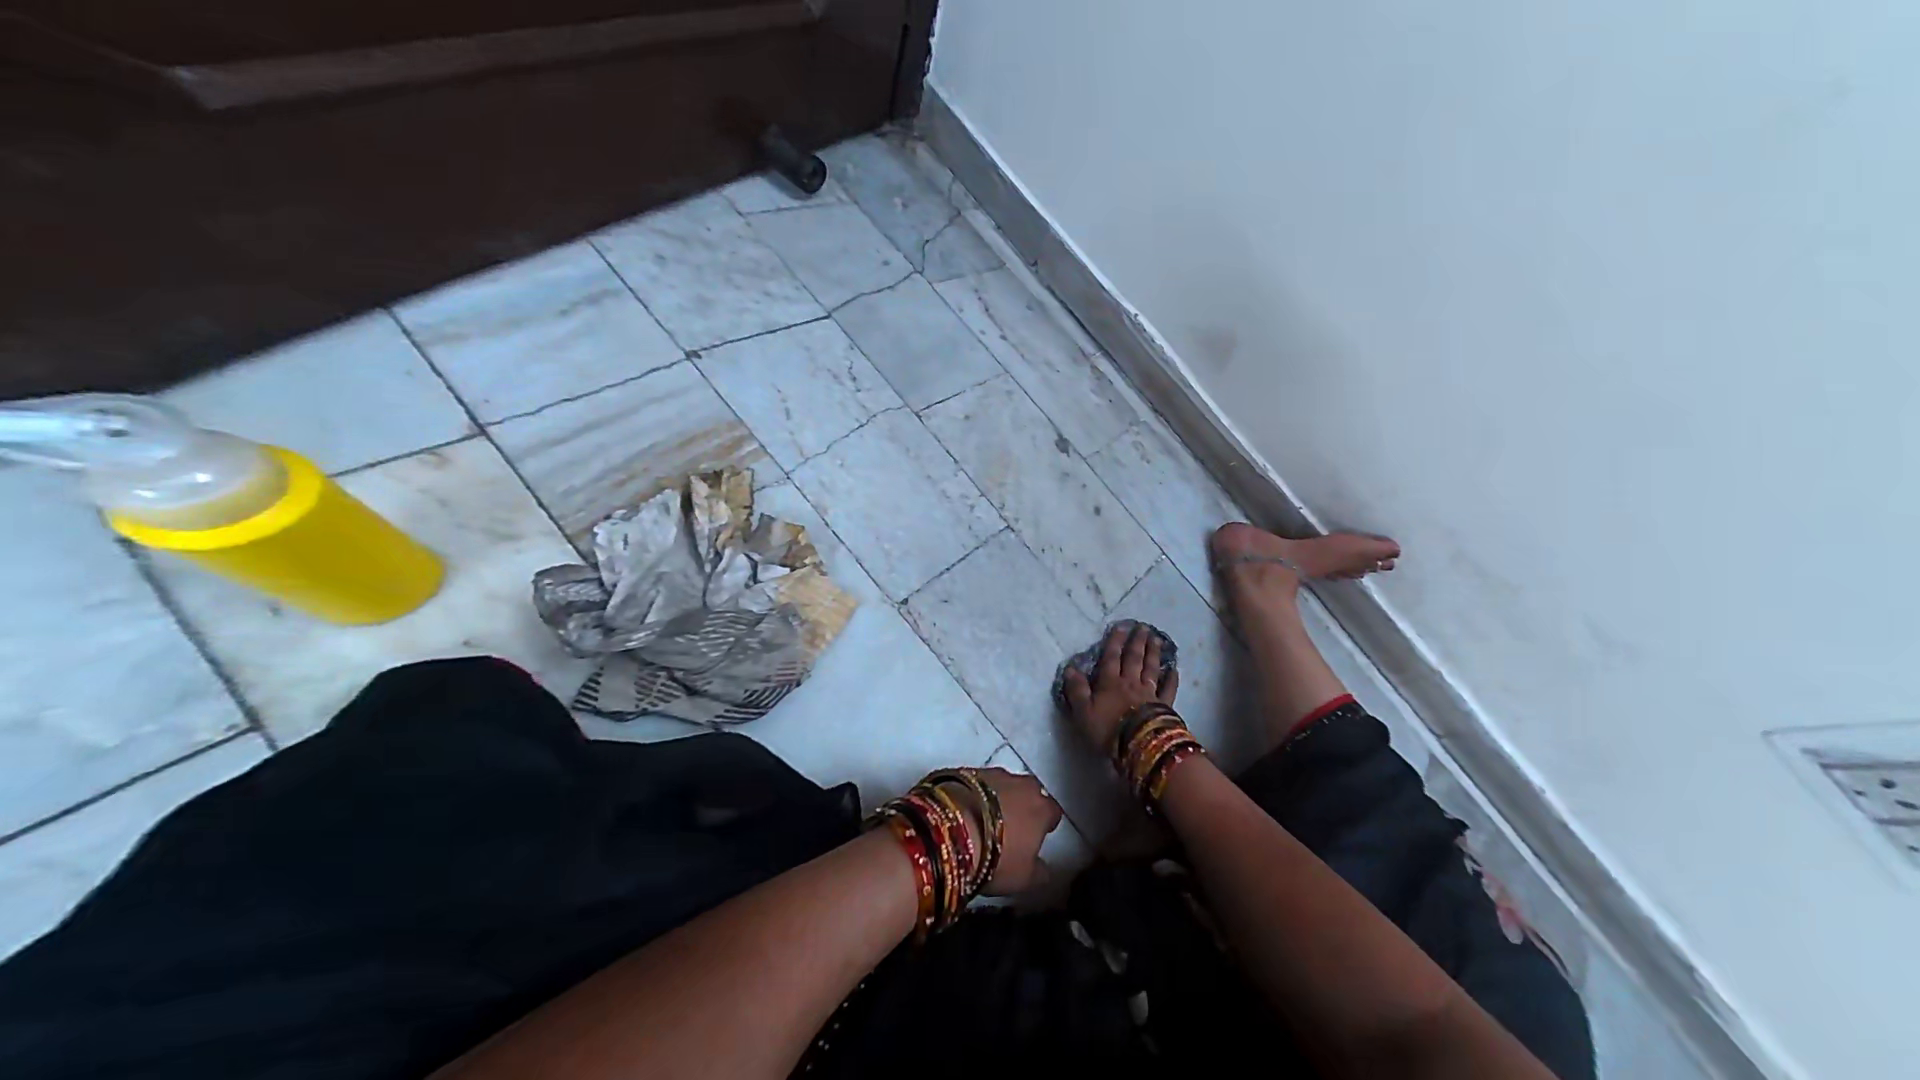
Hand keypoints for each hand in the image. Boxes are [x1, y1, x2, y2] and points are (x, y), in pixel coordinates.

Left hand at [946, 767, 1062, 895]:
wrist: (950, 830)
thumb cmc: (995, 859)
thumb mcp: (1024, 879)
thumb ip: (1040, 873)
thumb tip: (1044, 869)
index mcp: (1041, 808)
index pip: (1053, 812)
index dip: (1046, 823)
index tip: (1039, 835)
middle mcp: (1021, 784)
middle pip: (1029, 791)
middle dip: (1023, 804)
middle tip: (1011, 825)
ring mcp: (991, 773)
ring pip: (1002, 784)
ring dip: (996, 797)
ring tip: (984, 818)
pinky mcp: (963, 770)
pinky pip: (976, 782)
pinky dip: (974, 793)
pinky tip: (964, 809)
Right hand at [1063, 622, 1178, 754]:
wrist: (1139, 745)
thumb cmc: (1107, 730)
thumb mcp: (1083, 712)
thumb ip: (1077, 690)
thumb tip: (1070, 669)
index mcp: (1110, 683)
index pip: (1111, 658)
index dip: (1115, 642)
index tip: (1121, 626)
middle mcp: (1130, 683)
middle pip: (1134, 658)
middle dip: (1137, 642)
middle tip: (1143, 627)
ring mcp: (1149, 693)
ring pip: (1151, 668)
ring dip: (1153, 653)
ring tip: (1156, 639)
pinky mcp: (1163, 706)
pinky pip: (1168, 689)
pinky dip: (1172, 679)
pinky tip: (1174, 669)